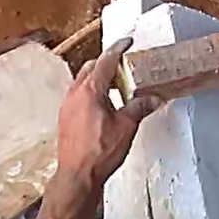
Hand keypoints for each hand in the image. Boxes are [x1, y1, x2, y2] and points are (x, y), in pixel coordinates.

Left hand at [55, 38, 160, 196]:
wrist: (77, 176)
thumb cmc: (99, 153)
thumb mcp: (126, 127)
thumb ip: (139, 108)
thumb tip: (153, 99)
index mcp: (90, 91)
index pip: (106, 61)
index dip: (118, 49)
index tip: (126, 42)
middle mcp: (74, 94)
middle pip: (91, 68)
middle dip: (107, 63)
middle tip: (123, 66)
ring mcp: (67, 106)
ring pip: (82, 81)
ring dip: (98, 79)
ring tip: (115, 86)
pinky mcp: (65, 118)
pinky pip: (77, 96)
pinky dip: (90, 93)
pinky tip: (102, 105)